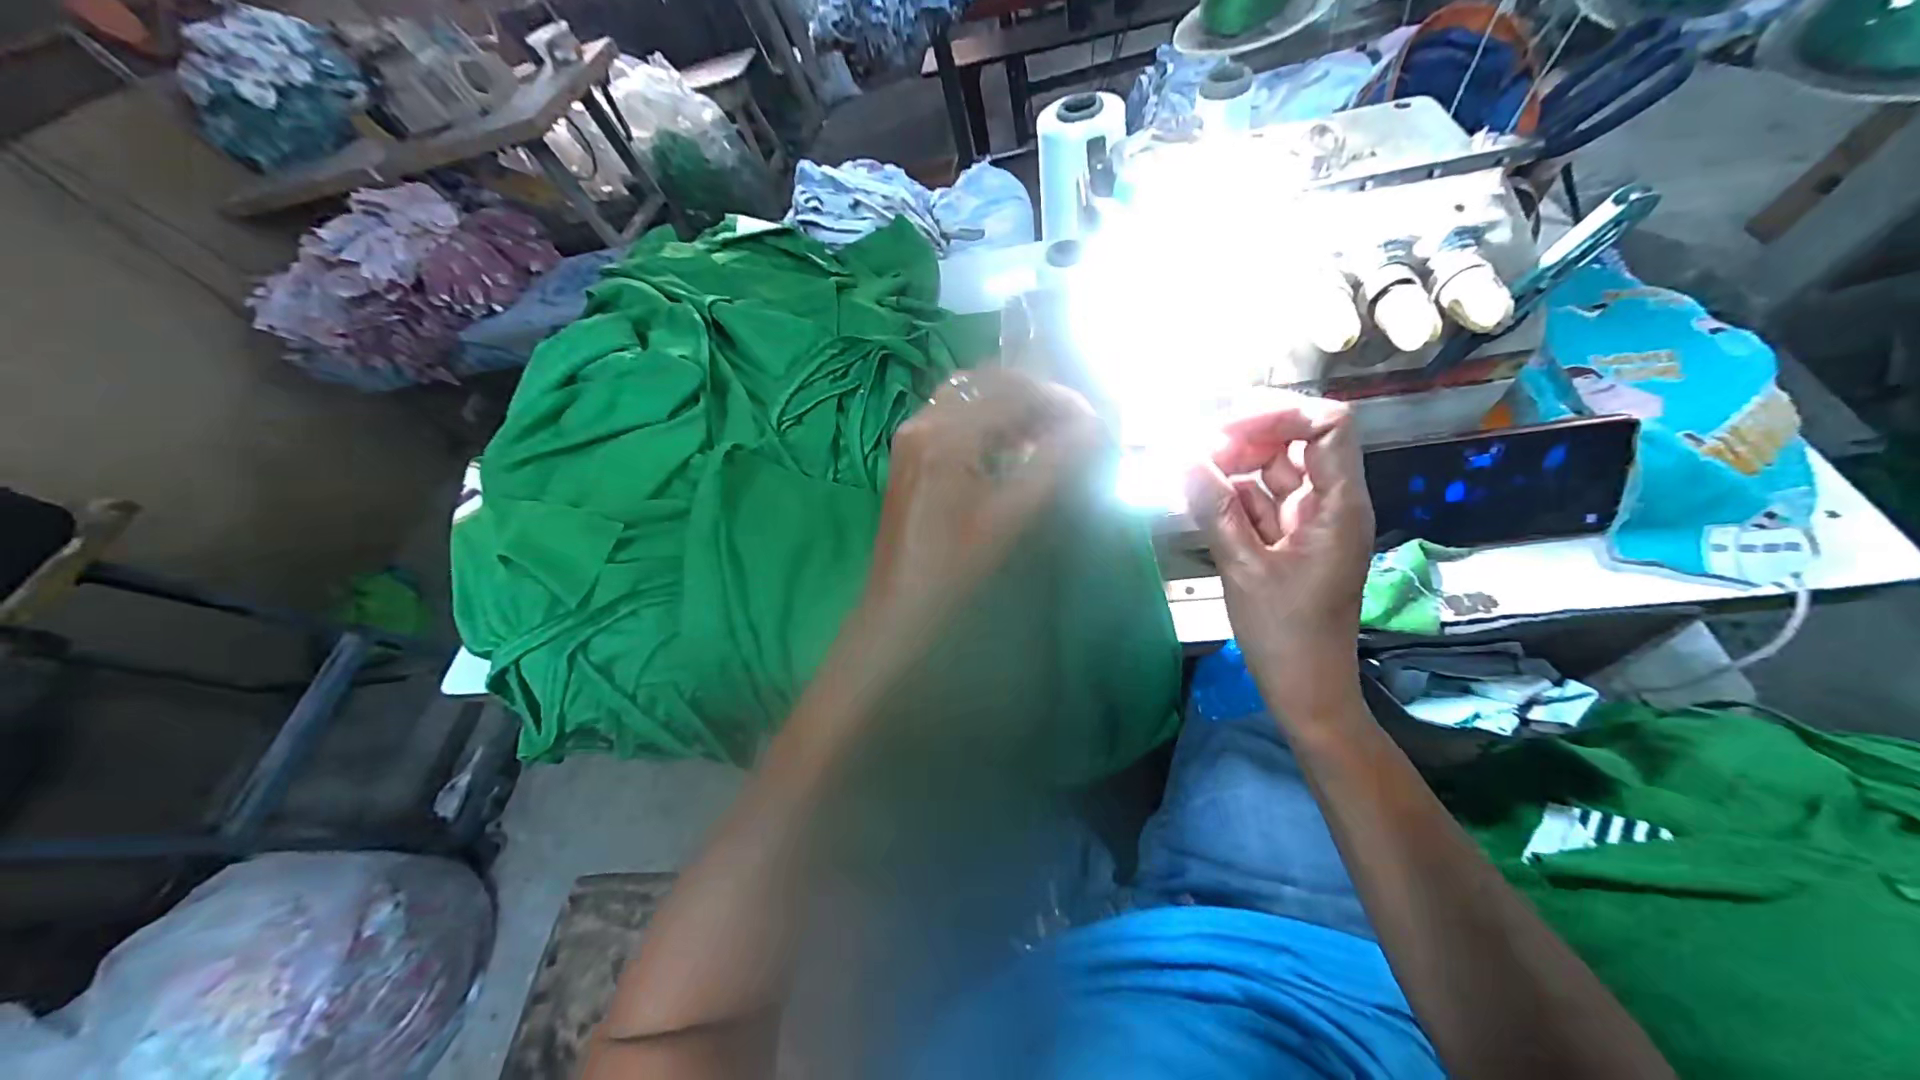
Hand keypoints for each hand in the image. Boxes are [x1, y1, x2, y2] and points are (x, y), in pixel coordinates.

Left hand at [859, 369, 1101, 639]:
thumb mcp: (1011, 515)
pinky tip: (1009, 448)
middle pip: (989, 384)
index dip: (1061, 401)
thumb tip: (1096, 426)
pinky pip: (952, 415)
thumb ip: (1055, 463)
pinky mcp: (909, 453)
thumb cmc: (956, 566)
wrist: (901, 606)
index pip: (1015, 393)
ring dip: (1010, 406)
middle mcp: (923, 421)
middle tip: (1073, 426)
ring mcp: (911, 435)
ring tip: (1045, 434)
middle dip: (1036, 398)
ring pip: (969, 396)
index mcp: (946, 434)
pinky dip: (986, 419)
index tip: (1095, 422)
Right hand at [1185, 391, 1374, 711]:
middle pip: (1295, 442)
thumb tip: (1185, 459)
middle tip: (1194, 448)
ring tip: (1187, 468)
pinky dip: (1229, 494)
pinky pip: (1258, 501)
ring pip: (1272, 470)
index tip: (1226, 426)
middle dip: (1246, 436)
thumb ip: (1215, 510)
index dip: (1281, 413)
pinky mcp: (1287, 539)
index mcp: (1338, 506)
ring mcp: (1307, 521)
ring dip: (1232, 464)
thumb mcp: (1245, 569)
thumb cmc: (1286, 633)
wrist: (1305, 687)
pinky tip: (1197, 492)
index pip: (1327, 427)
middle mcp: (1328, 503)